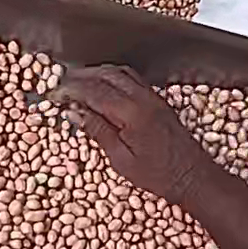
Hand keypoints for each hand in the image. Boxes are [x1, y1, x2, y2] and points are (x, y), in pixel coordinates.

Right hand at [53, 65, 220, 206]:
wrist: (193, 176)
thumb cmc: (159, 176)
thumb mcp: (121, 160)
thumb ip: (98, 131)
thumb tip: (74, 113)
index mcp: (131, 113)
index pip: (93, 92)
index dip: (70, 90)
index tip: (54, 94)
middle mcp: (143, 99)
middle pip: (105, 75)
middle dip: (79, 77)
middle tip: (61, 84)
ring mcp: (152, 97)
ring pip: (119, 72)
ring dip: (95, 73)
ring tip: (77, 82)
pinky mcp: (158, 100)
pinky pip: (131, 78)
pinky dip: (112, 76)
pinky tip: (103, 85)